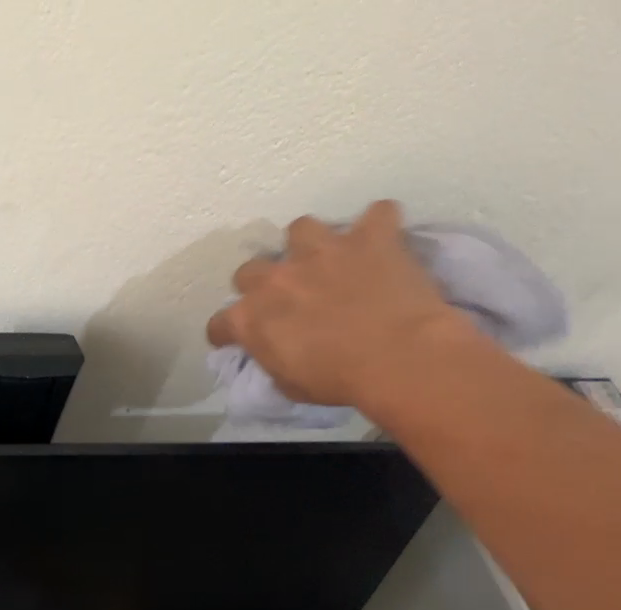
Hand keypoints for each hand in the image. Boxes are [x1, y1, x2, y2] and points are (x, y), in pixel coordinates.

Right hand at [207, 200, 478, 406]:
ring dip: (309, 244)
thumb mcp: (287, 383)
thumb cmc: (338, 380)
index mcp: (248, 319)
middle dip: (262, 283)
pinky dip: (379, 225)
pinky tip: (383, 240)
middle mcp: (275, 279)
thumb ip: (272, 358)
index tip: (238, 339)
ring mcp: (322, 253)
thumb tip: (275, 350)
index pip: (219, 323)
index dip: (228, 333)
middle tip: (283, 297)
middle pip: (250, 270)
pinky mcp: (370, 239)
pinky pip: (377, 215)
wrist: (400, 357)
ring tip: (326, 259)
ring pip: (301, 228)